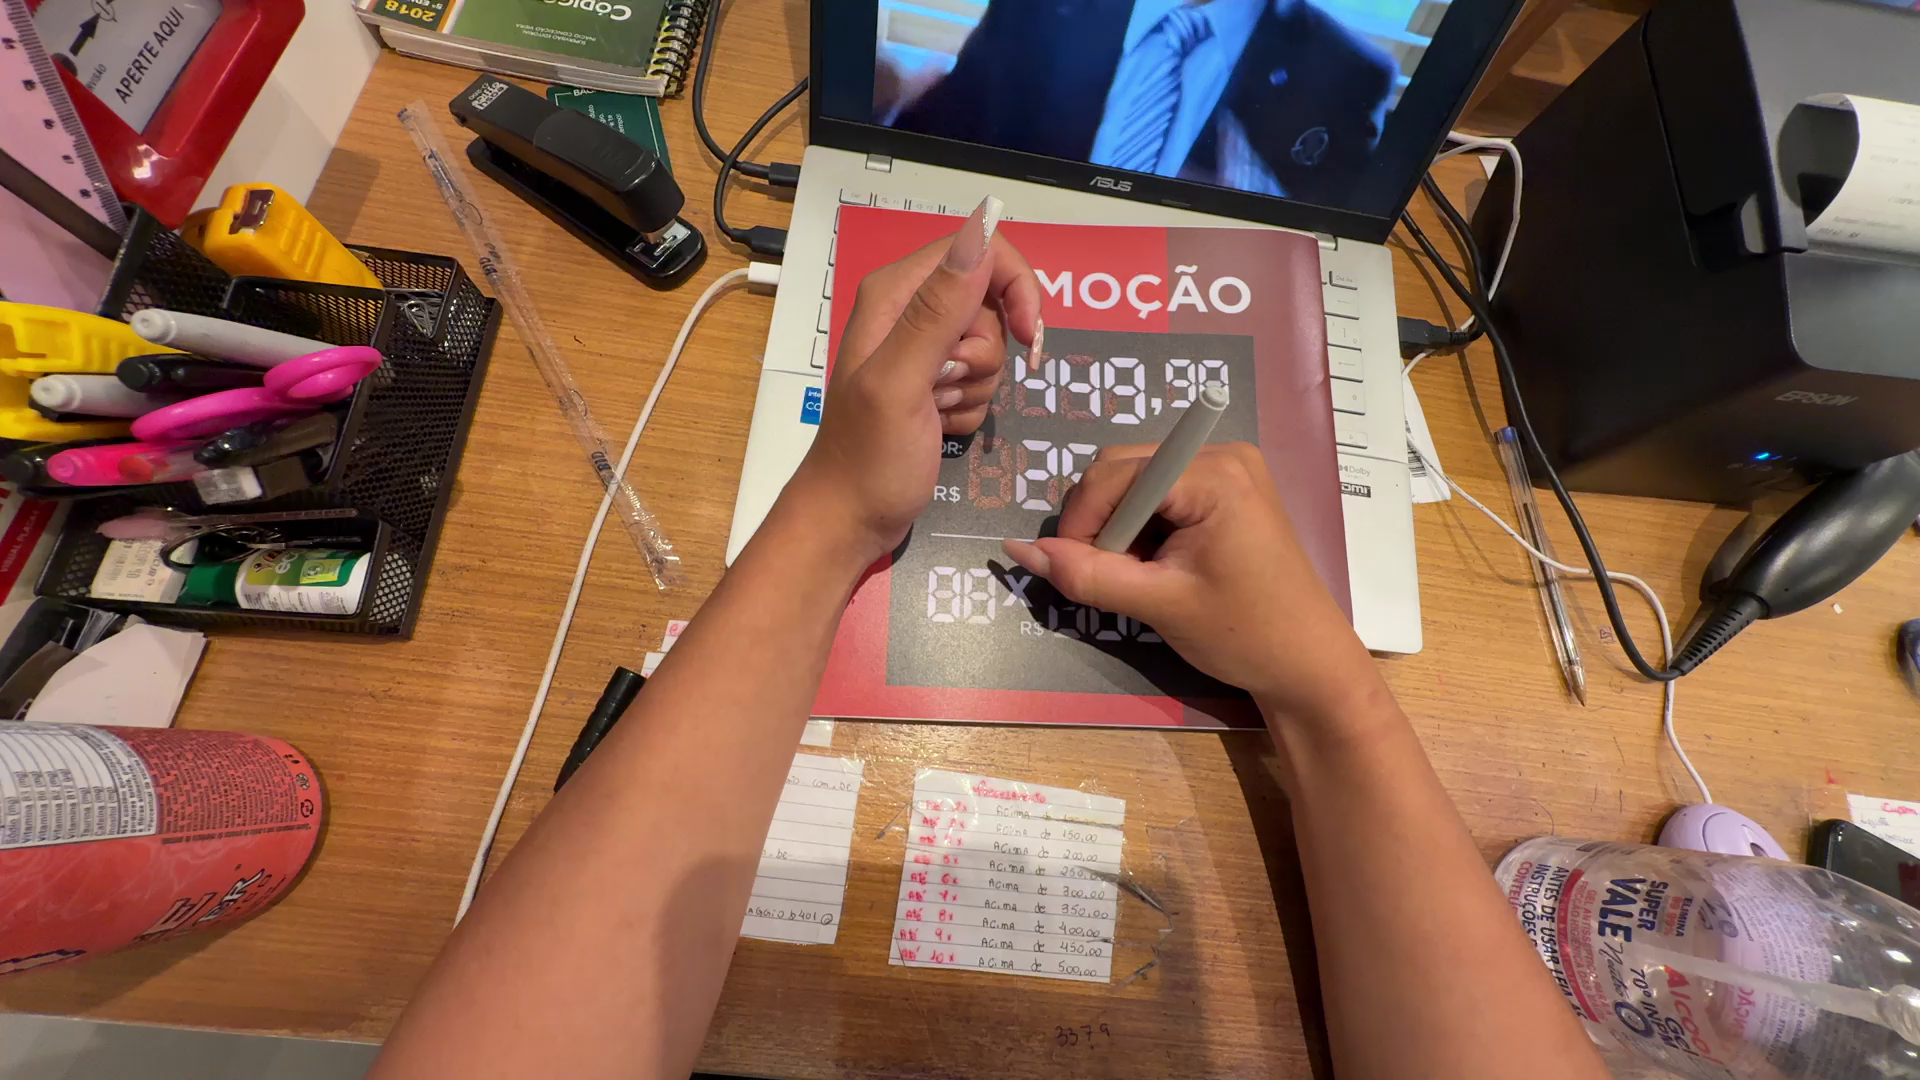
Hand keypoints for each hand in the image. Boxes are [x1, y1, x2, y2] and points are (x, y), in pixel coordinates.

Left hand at [789, 197, 1041, 564]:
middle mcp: (910, 312)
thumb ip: (937, 311)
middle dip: (986, 353)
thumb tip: (982, 235)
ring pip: (991, 347)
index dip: (1014, 285)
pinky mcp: (937, 386)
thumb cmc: (868, 456)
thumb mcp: (900, 382)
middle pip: (989, 303)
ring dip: (976, 387)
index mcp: (895, 294)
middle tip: (947, 386)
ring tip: (935, 411)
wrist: (853, 516)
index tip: (1028, 336)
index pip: (977, 250)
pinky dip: (970, 409)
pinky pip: (982, 383)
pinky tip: (938, 426)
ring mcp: (925, 352)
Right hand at [1001, 443, 1379, 723]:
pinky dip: (1141, 528)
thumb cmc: (1243, 633)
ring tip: (1141, 576)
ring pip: (1132, 482)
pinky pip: (1156, 493)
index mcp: (1213, 473)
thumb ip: (1086, 573)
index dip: (1083, 522)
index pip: (1113, 475)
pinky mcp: (1224, 489)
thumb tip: (1018, 551)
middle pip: (1120, 470)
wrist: (1307, 665)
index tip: (1080, 571)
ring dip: (1119, 529)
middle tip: (1115, 577)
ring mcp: (1226, 469)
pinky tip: (1157, 564)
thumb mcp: (1158, 604)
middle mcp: (1220, 454)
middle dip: (1101, 524)